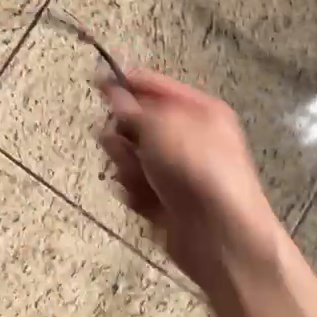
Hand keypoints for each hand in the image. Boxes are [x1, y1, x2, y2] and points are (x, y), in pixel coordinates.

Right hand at [95, 68, 284, 289]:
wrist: (219, 233)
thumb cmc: (196, 170)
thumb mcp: (161, 127)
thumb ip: (132, 108)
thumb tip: (114, 93)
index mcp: (198, 111)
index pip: (154, 86)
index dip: (125, 83)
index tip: (96, 83)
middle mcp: (189, 136)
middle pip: (135, 123)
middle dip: (121, 135)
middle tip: (121, 146)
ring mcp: (176, 168)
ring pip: (129, 156)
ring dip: (125, 167)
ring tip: (139, 181)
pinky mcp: (165, 196)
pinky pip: (134, 185)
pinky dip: (133, 191)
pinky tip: (146, 201)